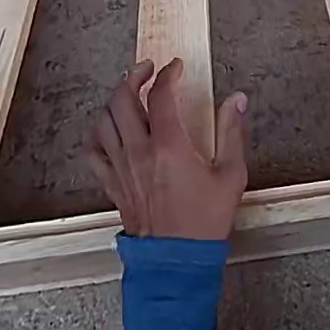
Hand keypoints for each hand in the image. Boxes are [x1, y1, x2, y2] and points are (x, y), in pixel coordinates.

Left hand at [84, 59, 249, 239]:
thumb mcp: (231, 174)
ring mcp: (121, 168)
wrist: (177, 262)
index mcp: (169, 146)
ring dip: (114, 100)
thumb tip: (237, 100)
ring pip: (103, 121)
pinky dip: (97, 133)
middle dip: (133, 76)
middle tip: (147, 69)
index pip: (160, 96)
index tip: (176, 67)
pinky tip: (107, 127)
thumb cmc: (205, 220)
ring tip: (128, 91)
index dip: (168, 74)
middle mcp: (139, 152)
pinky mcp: (112, 184)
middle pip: (122, 100)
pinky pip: (92, 151)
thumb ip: (232, 132)